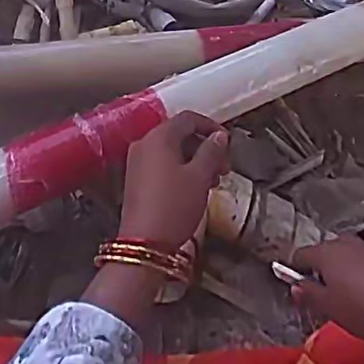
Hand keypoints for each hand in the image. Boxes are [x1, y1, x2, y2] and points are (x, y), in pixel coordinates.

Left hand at [116, 112, 228, 247]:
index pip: (187, 119)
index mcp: (159, 137)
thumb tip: (219, 136)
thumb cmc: (174, 206)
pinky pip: (161, 164)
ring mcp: (137, 161)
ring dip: (194, 160)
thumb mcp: (199, 177)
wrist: (144, 244)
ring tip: (213, 181)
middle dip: (204, 148)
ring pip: (171, 151)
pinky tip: (194, 188)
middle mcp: (144, 143)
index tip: (227, 142)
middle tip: (224, 167)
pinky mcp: (135, 179)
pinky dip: (180, 169)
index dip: (210, 126)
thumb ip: (211, 152)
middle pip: (179, 134)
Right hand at [289, 237, 363, 341]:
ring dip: (342, 269)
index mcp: (324, 251)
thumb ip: (308, 294)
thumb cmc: (360, 309)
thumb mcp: (330, 308)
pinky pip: (363, 260)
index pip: (300, 255)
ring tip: (348, 294)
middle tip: (325, 295)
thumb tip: (295, 286)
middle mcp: (343, 241)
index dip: (296, 270)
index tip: (299, 287)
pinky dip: (360, 271)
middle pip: (323, 253)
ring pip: (344, 255)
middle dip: (321, 269)